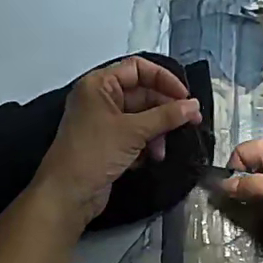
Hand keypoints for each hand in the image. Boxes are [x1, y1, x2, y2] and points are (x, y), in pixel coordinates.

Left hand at [33, 57, 203, 220]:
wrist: (68, 194)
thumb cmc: (95, 153)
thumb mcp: (133, 132)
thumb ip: (166, 116)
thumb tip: (194, 106)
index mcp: (99, 85)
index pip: (138, 69)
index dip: (164, 79)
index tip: (186, 97)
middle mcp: (100, 99)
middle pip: (142, 94)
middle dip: (165, 110)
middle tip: (191, 123)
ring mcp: (103, 122)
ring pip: (140, 118)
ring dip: (157, 132)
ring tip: (163, 150)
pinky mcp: (107, 144)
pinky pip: (134, 136)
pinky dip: (146, 145)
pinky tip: (152, 158)